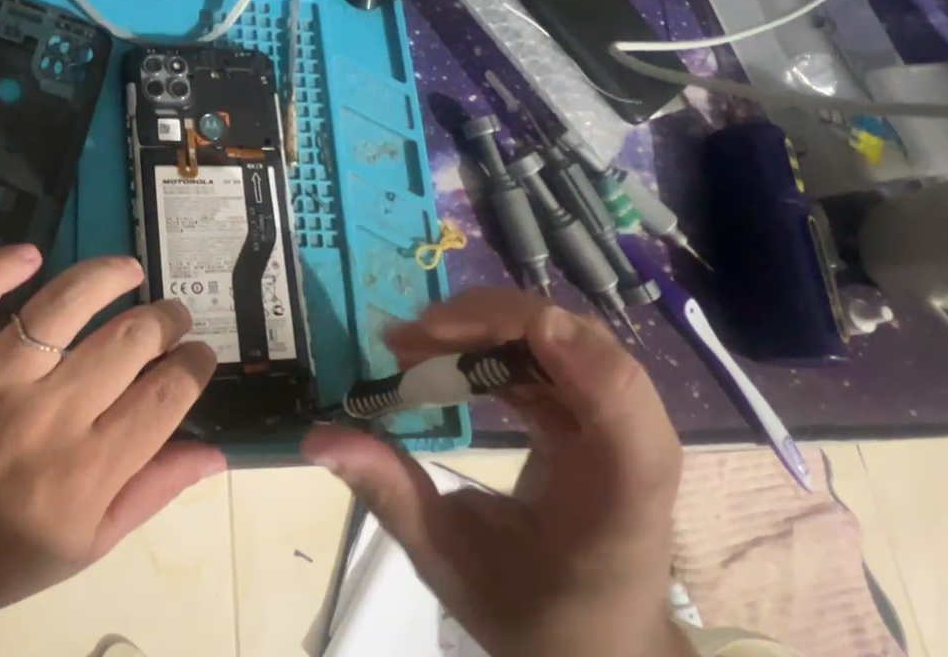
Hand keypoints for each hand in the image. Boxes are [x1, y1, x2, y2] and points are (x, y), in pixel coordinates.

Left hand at [0, 245, 224, 628]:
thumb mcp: (87, 544)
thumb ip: (152, 490)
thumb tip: (217, 450)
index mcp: (87, 472)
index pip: (166, 395)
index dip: (195, 364)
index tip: (198, 354)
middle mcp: (44, 418)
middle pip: (126, 342)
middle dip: (165, 320)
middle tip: (171, 318)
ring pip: (60, 307)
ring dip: (107, 277)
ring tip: (129, 271)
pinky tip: (30, 254)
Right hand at [303, 289, 687, 656]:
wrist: (598, 649)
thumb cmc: (537, 620)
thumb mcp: (451, 564)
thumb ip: (390, 495)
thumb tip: (316, 439)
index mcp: (620, 485)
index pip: (611, 385)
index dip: (534, 337)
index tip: (439, 335)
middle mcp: (632, 442)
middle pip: (579, 342)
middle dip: (486, 323)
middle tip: (407, 339)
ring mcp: (617, 425)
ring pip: (562, 339)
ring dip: (484, 330)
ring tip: (413, 344)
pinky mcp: (593, 419)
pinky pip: (550, 359)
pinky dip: (492, 350)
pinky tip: (443, 360)